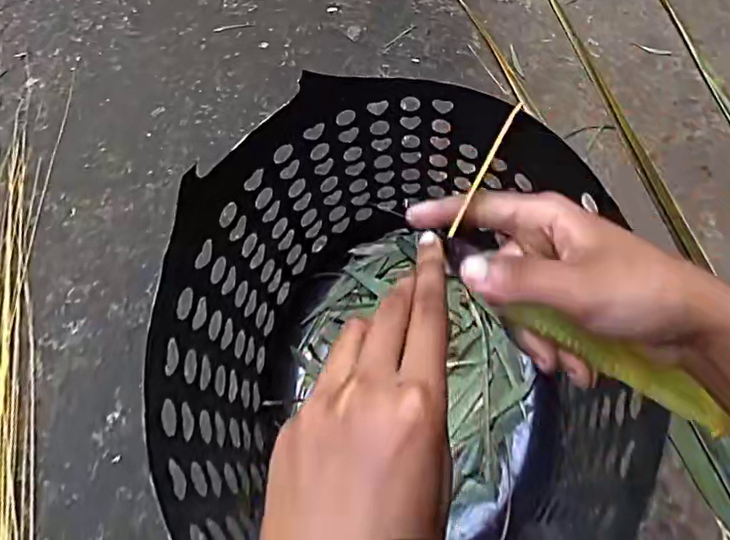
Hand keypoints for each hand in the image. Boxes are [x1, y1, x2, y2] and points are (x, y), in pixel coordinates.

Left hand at [261, 233, 449, 539]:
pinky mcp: (292, 418)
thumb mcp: (437, 481)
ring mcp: (323, 399)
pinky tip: (346, 407)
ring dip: (372, 330)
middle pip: (388, 313)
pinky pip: (324, 375)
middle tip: (413, 286)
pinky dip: (342, 374)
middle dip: (404, 292)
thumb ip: (427, 417)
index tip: (432, 248)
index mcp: (416, 405)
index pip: (429, 319)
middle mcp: (368, 389)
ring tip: (382, 348)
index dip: (432, 276)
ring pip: (352, 332)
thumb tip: (419, 381)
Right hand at [406, 191, 729, 380]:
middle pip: (499, 270)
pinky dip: (554, 345)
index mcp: (545, 217)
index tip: (410, 218)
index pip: (484, 207)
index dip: (447, 211)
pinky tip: (581, 364)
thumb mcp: (576, 289)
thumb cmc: (636, 291)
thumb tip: (466, 269)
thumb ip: (518, 281)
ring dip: (539, 338)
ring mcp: (557, 270)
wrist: (693, 327)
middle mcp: (545, 239)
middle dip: (516, 314)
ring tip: (571, 361)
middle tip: (542, 344)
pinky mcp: (569, 298)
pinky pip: (540, 320)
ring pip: (518, 304)